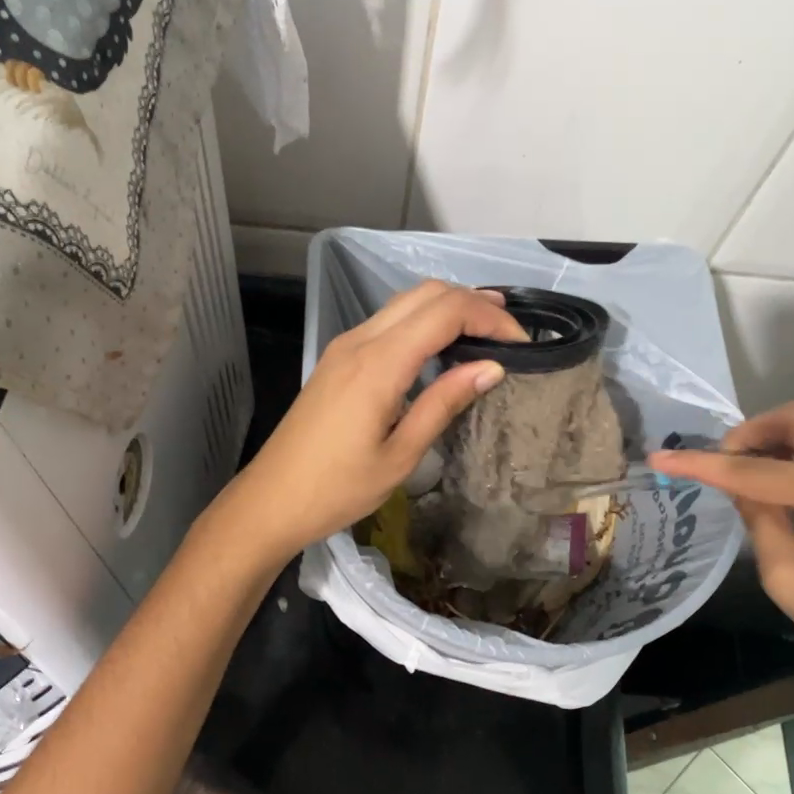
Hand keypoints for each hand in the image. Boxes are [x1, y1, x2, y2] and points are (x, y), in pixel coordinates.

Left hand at [214, 281, 525, 564]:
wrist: (272, 500)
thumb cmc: (338, 489)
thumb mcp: (401, 456)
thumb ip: (443, 404)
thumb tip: (491, 368)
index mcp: (379, 364)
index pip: (445, 312)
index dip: (490, 317)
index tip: (521, 344)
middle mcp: (359, 341)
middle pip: (425, 293)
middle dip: (472, 302)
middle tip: (509, 332)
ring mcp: (343, 347)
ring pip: (404, 303)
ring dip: (446, 308)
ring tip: (485, 332)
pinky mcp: (336, 360)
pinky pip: (386, 323)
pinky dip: (421, 323)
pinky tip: (441, 349)